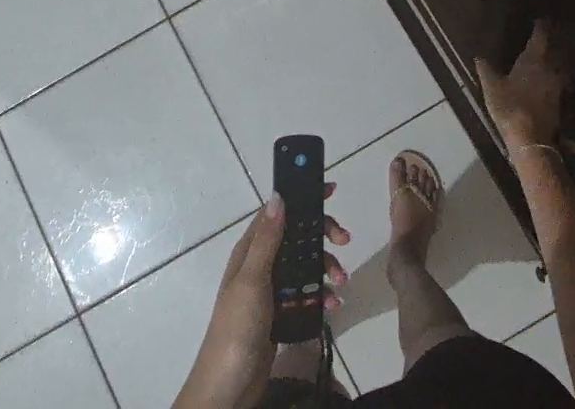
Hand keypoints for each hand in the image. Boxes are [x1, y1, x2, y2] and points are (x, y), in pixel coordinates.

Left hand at [174, 186, 349, 408]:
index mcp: (250, 252)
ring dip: (325, 269)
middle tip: (345, 240)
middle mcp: (260, 266)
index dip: (302, 199)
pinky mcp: (281, 313)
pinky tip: (333, 304)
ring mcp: (271, 291)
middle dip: (322, 236)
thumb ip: (268, 240)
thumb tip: (279, 196)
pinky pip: (306, 295)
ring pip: (305, 267)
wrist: (229, 386)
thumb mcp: (253, 280)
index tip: (330, 190)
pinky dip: (322, 295)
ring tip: (341, 283)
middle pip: (297, 238)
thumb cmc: (237, 328)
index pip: (278, 213)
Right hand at [476, 18, 564, 148]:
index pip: (540, 37)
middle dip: (548, 44)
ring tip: (544, 59)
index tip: (540, 20)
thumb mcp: (492, 86)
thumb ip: (486, 70)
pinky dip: (552, 77)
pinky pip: (557, 82)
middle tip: (542, 38)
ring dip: (553, 61)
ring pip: (557, 67)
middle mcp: (549, 69)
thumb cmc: (510, 105)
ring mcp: (556, 85)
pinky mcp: (559, 100)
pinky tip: (544, 82)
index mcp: (533, 60)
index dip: (540, 27)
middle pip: (553, 51)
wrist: (531, 137)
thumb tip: (479, 56)